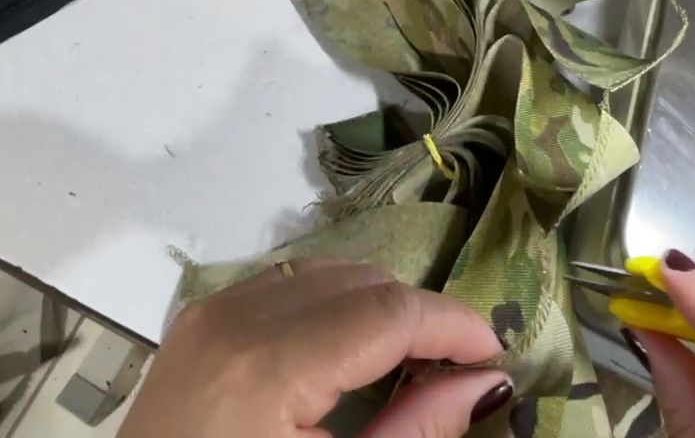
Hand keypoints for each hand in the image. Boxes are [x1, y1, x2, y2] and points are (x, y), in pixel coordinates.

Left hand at [121, 260, 512, 437]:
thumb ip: (415, 433)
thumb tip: (487, 382)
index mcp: (265, 366)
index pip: (384, 312)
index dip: (450, 325)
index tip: (495, 352)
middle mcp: (234, 314)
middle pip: (357, 280)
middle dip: (415, 314)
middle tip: (455, 366)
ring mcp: (210, 310)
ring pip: (324, 272)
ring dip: (375, 303)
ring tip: (408, 355)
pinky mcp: (198, 318)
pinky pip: (286, 284)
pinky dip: (331, 303)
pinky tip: (347, 347)